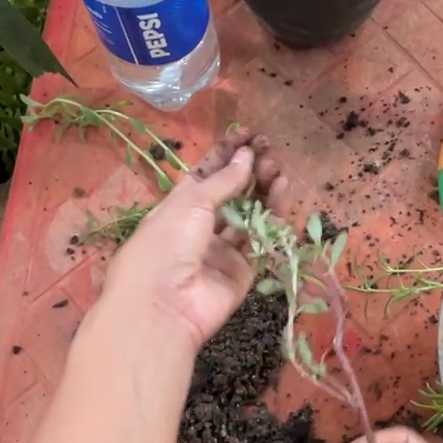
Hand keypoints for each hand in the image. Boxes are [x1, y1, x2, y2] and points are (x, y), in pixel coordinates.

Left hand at [99, 126, 289, 347]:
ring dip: (263, 189)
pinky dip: (272, 216)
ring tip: (277, 168)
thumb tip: (246, 155)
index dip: (226, 154)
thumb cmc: (163, 247)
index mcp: (178, 207)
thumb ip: (224, 181)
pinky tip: (281, 191)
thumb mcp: (189, 204)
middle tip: (268, 149)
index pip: (206, 174)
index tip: (248, 133)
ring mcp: (222, 250)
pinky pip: (261, 239)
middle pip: (232, 193)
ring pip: (249, 214)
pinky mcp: (243, 271)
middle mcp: (201, 227)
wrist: (161, 309)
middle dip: (249, 170)